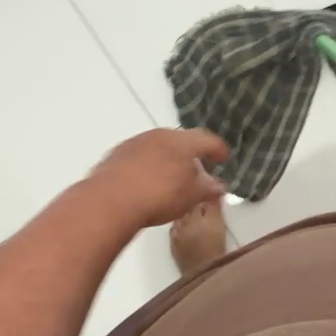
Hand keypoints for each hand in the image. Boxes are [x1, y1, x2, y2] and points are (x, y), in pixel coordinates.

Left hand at [86, 128, 230, 228]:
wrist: (111, 200)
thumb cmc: (160, 196)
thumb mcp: (192, 196)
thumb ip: (209, 188)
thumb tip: (220, 185)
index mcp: (183, 142)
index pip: (207, 139)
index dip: (218, 149)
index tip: (224, 158)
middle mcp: (160, 135)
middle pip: (181, 140)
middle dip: (191, 153)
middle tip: (198, 168)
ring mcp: (136, 142)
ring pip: (158, 146)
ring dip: (168, 158)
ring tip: (171, 176)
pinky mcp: (117, 154)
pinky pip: (140, 156)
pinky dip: (148, 164)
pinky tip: (147, 181)